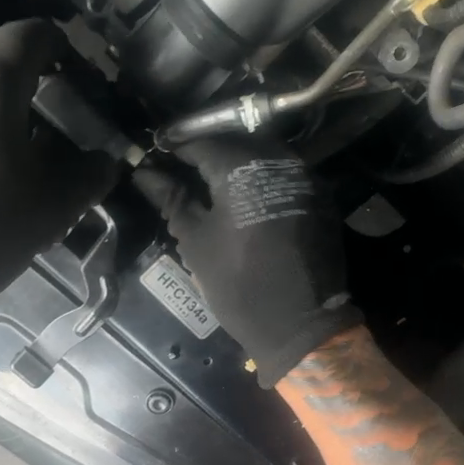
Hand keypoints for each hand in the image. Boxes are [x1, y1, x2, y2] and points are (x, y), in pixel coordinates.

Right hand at [133, 139, 360, 386]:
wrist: (300, 323)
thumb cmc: (238, 283)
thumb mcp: (196, 241)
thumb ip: (171, 199)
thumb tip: (144, 172)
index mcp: (241, 167)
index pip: (201, 141)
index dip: (176, 149)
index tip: (158, 157)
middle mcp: (277, 159)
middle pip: (234, 141)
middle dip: (206, 152)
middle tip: (182, 170)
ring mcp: (303, 176)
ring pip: (261, 154)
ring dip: (235, 163)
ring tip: (211, 184)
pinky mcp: (318, 196)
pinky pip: (282, 173)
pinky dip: (260, 178)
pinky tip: (244, 198)